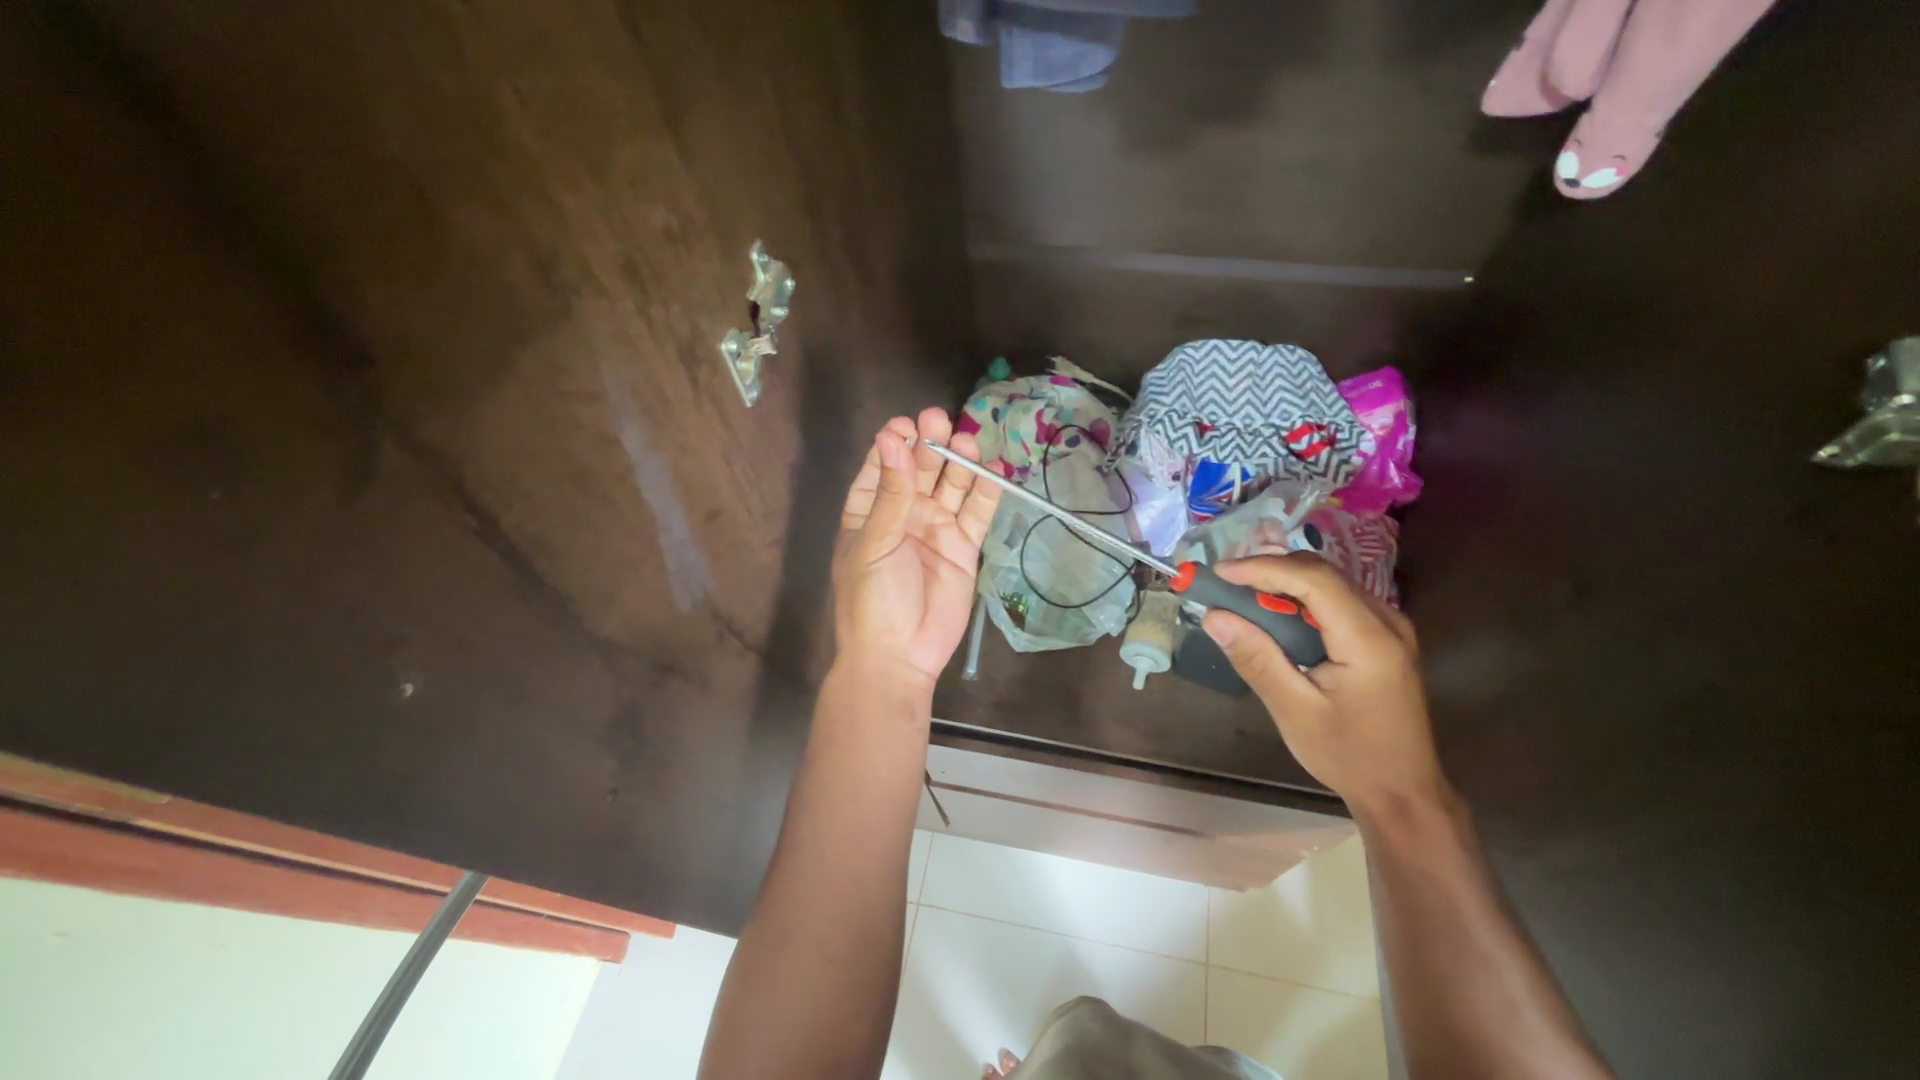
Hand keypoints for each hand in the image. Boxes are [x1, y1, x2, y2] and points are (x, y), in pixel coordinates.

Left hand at [833, 408, 1001, 693]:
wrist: (898, 654)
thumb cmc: (872, 598)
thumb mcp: (875, 542)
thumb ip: (891, 493)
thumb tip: (893, 438)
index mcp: (869, 510)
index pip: (884, 465)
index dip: (895, 442)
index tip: (906, 425)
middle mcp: (904, 513)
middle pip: (921, 468)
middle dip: (930, 444)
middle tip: (941, 420)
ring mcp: (936, 529)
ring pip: (952, 485)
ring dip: (959, 461)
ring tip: (968, 440)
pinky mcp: (964, 547)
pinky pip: (977, 513)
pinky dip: (987, 491)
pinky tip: (996, 467)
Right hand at [1200, 554, 1448, 819]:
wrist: (1403, 789)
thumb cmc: (1348, 755)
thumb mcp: (1295, 711)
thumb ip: (1257, 659)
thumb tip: (1214, 617)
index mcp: (1370, 640)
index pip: (1314, 580)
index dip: (1264, 568)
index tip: (1220, 573)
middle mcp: (1387, 622)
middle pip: (1323, 574)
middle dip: (1270, 570)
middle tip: (1224, 582)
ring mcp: (1390, 627)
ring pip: (1330, 583)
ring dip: (1284, 582)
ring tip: (1239, 593)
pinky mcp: (1384, 637)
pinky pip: (1338, 601)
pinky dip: (1301, 599)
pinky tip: (1274, 613)